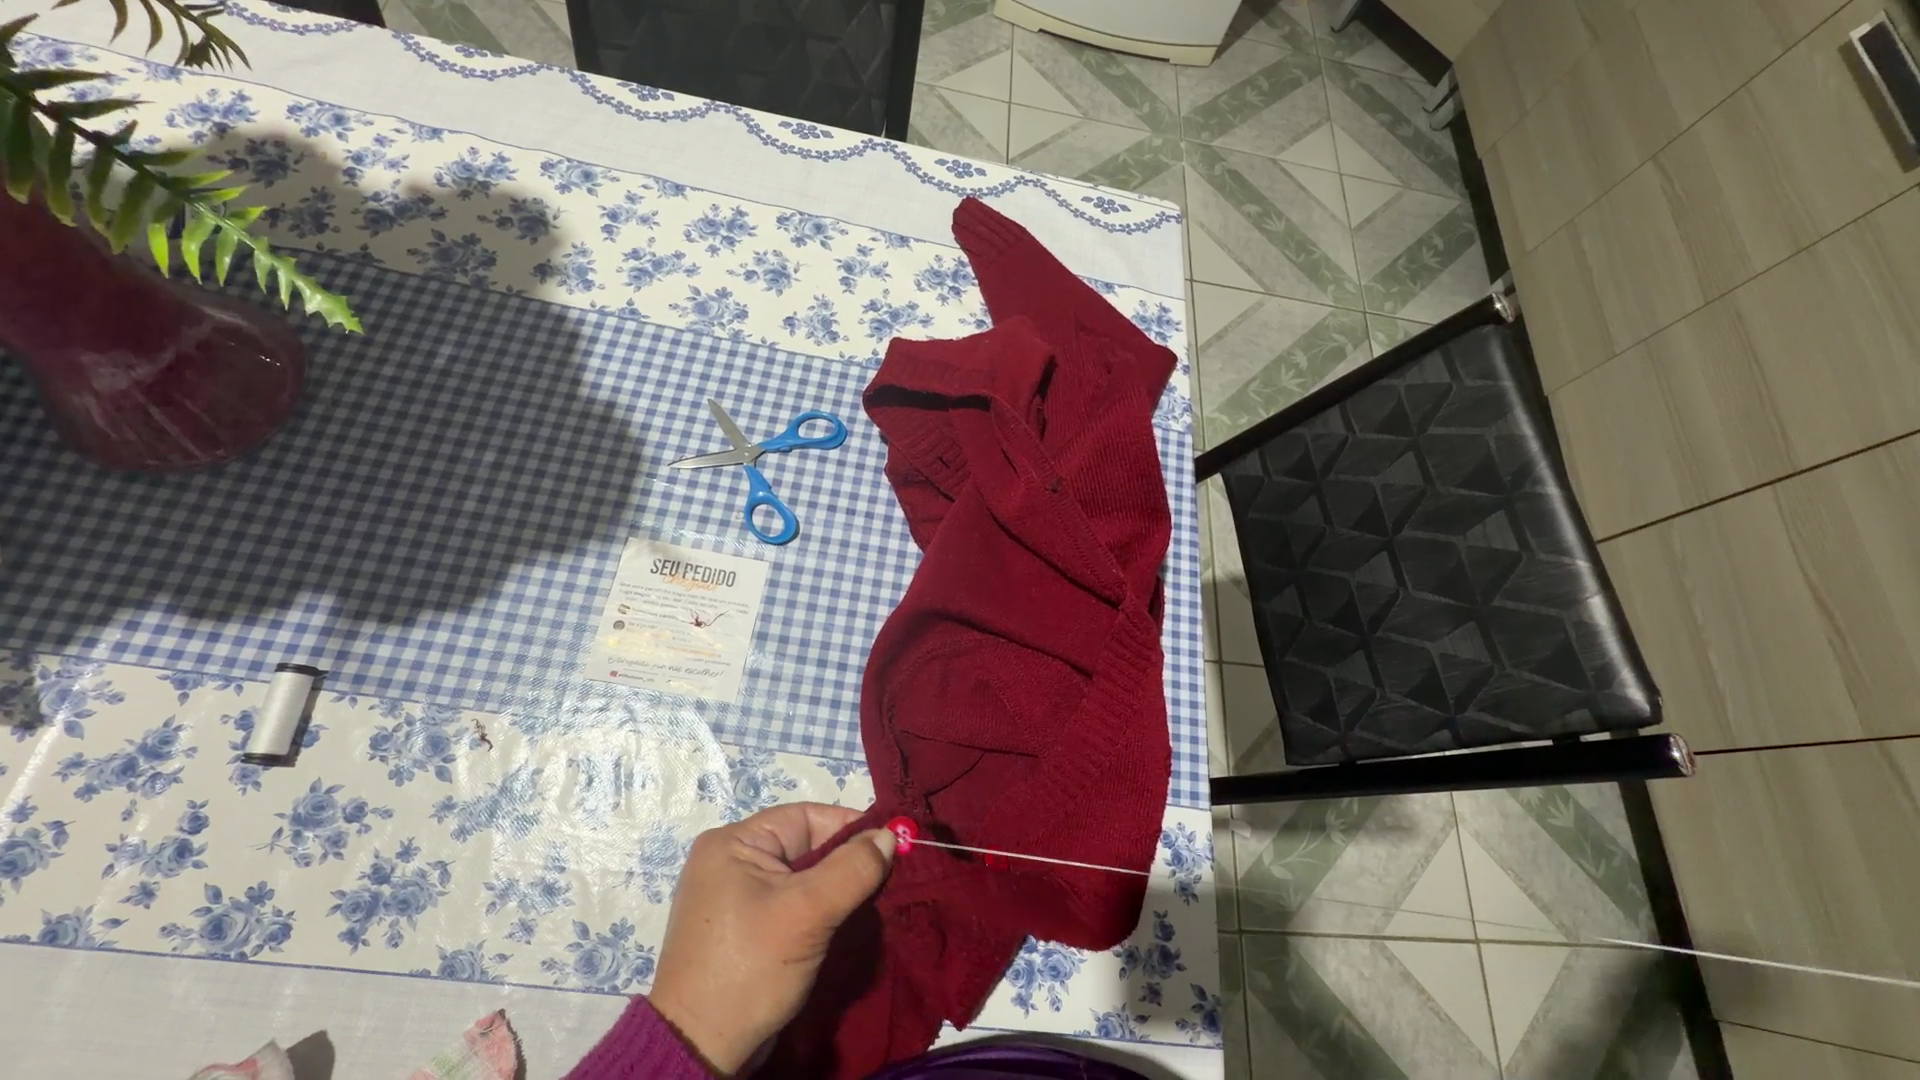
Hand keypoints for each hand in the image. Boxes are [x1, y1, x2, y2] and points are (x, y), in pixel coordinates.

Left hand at [648, 802, 895, 1075]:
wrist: (700, 1048)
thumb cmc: (750, 967)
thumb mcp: (808, 912)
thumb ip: (853, 868)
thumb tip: (889, 834)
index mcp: (734, 842)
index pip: (806, 817)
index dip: (852, 828)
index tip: (894, 846)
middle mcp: (731, 860)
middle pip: (806, 846)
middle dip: (848, 862)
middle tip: (889, 880)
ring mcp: (735, 897)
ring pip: (803, 877)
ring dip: (836, 890)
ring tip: (872, 904)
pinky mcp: (744, 929)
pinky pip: (792, 904)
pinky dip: (819, 911)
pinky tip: (845, 924)